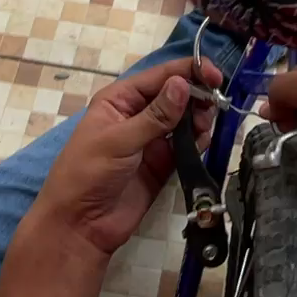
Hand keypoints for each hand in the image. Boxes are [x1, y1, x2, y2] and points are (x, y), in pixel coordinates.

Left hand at [31, 57, 221, 258]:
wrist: (81, 225)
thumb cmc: (88, 173)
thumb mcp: (119, 140)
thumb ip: (155, 115)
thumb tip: (183, 83)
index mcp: (120, 99)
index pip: (160, 76)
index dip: (188, 71)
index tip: (215, 76)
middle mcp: (138, 114)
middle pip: (176, 94)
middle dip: (197, 96)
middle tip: (213, 107)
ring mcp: (152, 139)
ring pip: (185, 119)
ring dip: (199, 118)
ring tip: (203, 129)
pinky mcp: (164, 163)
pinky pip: (187, 144)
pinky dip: (198, 141)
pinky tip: (201, 143)